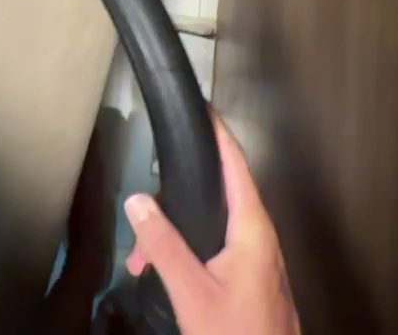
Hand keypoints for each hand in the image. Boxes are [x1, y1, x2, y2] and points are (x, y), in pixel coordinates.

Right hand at [125, 113, 298, 334]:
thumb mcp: (191, 292)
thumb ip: (162, 243)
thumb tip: (137, 199)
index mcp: (253, 229)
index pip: (235, 164)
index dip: (218, 132)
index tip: (200, 105)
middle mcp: (260, 238)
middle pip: (220, 193)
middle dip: (177, 194)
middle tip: (145, 197)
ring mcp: (258, 263)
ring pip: (213, 226)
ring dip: (175, 233)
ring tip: (141, 254)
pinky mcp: (251, 282)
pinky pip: (215, 250)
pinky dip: (187, 254)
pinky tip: (159, 274)